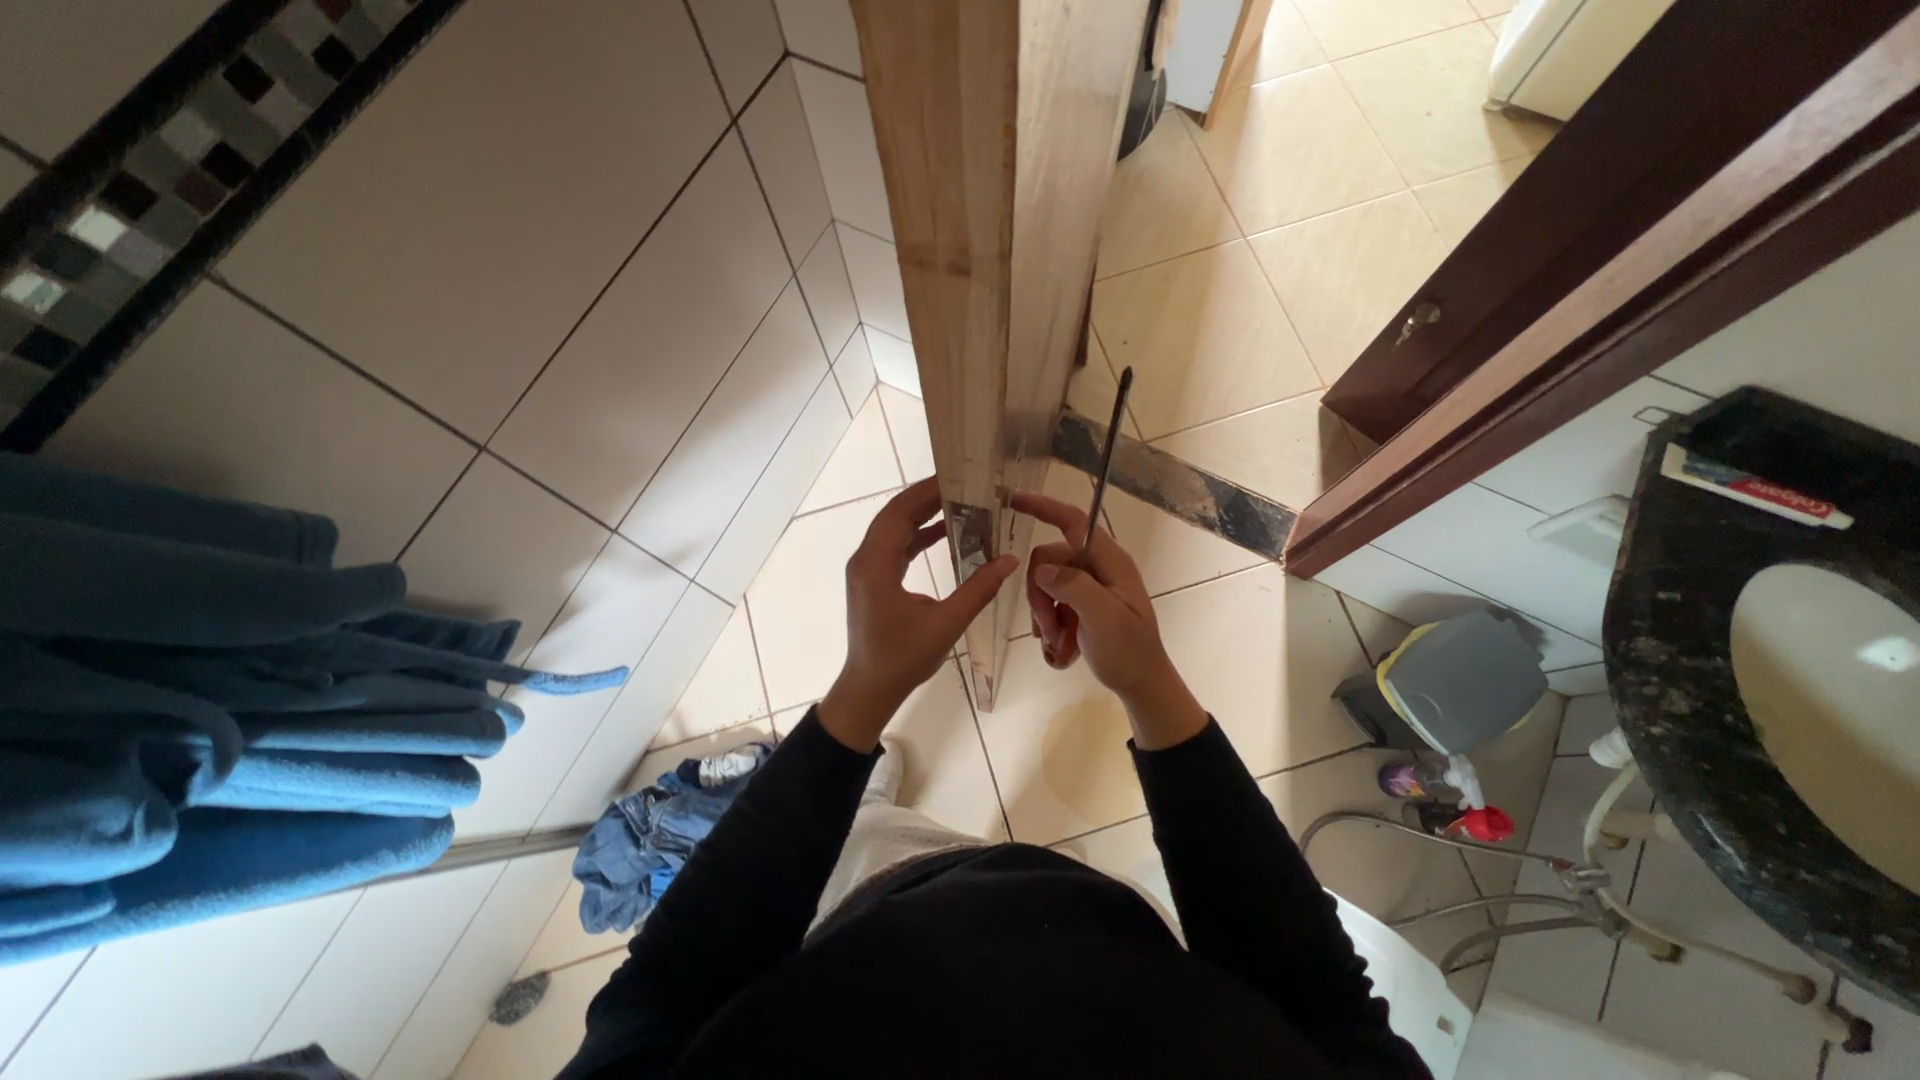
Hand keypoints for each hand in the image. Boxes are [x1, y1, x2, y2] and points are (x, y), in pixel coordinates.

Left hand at [819, 478, 1017, 751]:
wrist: (870, 688)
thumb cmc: (903, 658)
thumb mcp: (946, 624)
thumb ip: (978, 589)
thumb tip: (1010, 559)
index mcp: (875, 565)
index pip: (900, 512)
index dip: (927, 490)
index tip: (958, 475)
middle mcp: (865, 560)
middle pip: (895, 514)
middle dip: (928, 496)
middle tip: (964, 482)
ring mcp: (866, 570)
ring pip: (894, 529)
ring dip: (923, 514)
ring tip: (960, 500)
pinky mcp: (873, 581)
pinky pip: (895, 546)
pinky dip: (918, 535)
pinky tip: (945, 531)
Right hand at [1011, 490, 1207, 749]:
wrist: (1142, 684)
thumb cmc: (1129, 651)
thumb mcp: (1103, 619)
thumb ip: (1073, 587)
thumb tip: (1041, 569)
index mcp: (1110, 562)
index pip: (1074, 521)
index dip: (1044, 507)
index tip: (1014, 501)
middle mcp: (1099, 567)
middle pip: (1050, 560)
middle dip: (1040, 595)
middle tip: (1047, 630)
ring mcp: (1090, 586)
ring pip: (1046, 584)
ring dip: (1045, 615)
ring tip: (1057, 644)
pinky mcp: (1083, 604)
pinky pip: (1053, 602)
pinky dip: (1051, 624)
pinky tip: (1060, 647)